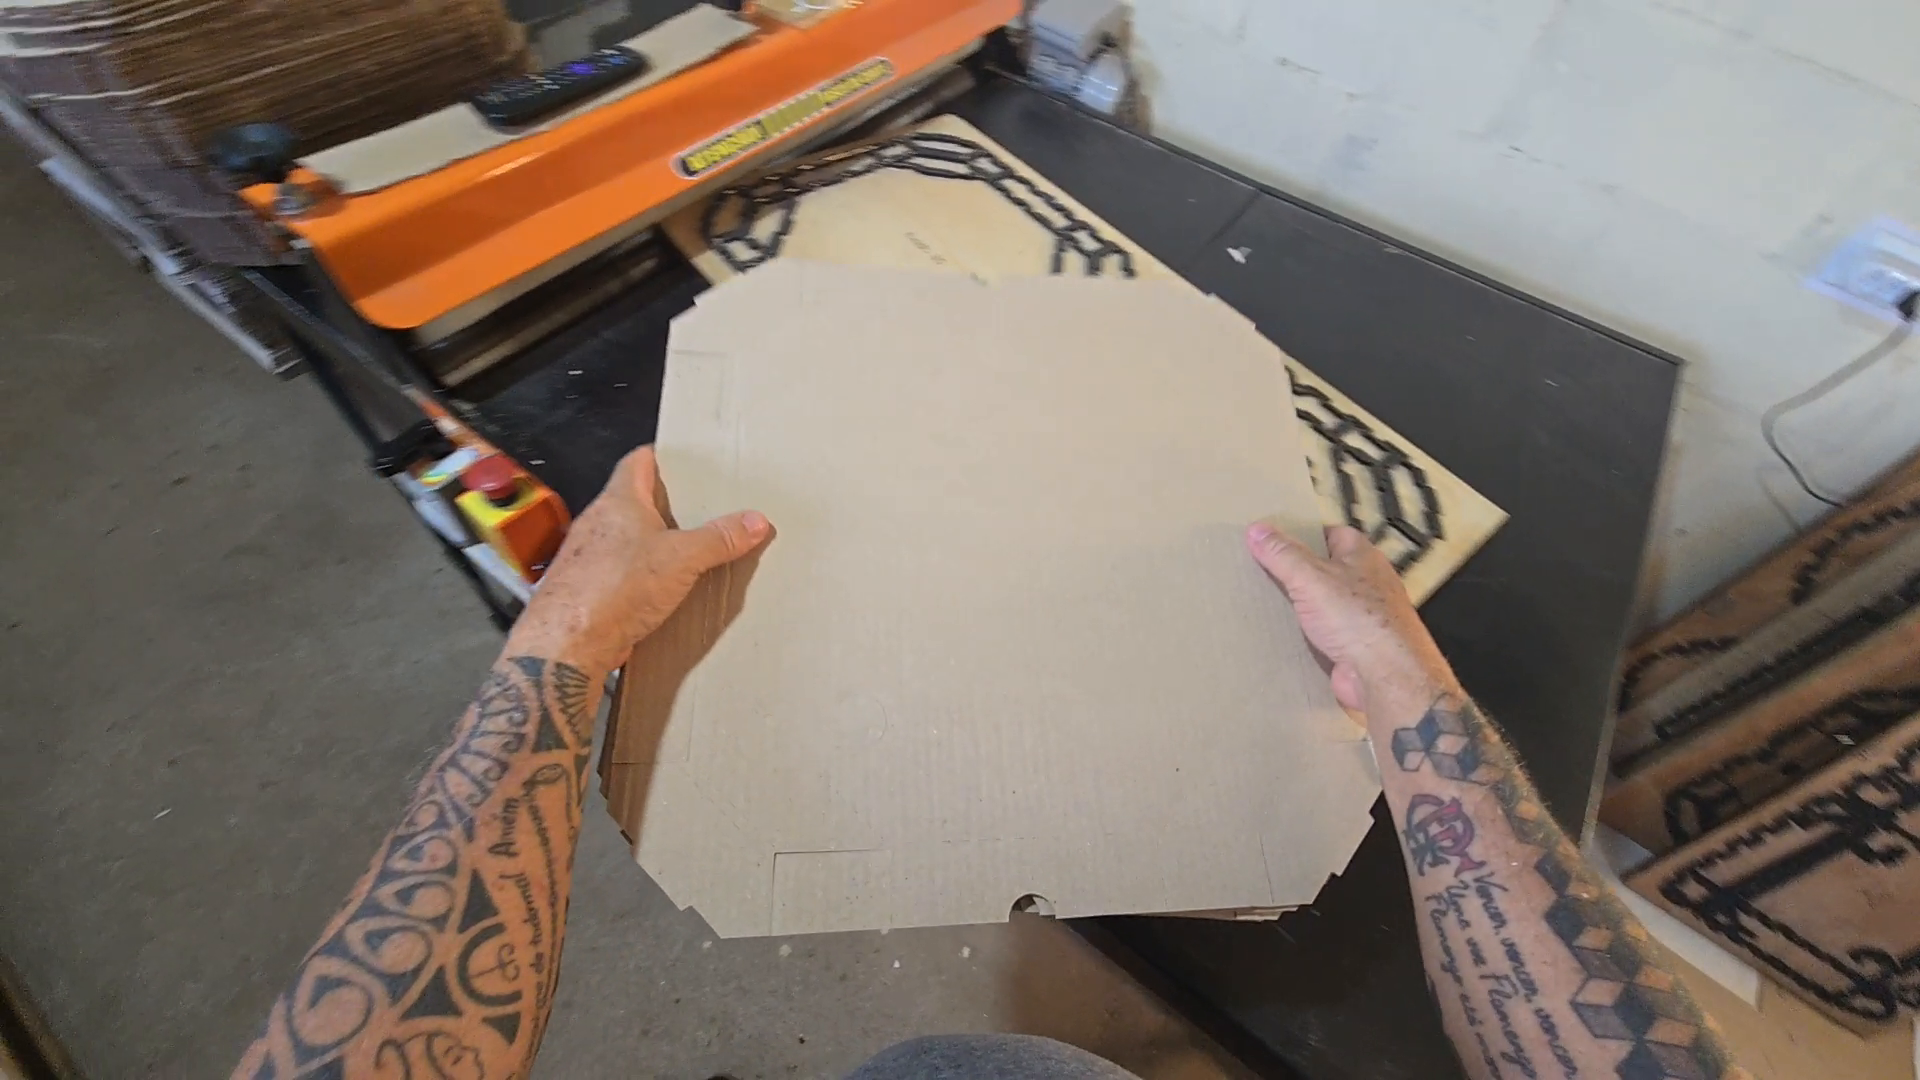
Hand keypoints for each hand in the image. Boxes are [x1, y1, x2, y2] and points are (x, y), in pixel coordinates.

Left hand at [506, 446, 770, 673]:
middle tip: (706, 505)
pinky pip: (626, 570)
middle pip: (637, 500)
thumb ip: (720, 538)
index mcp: (619, 501)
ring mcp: (591, 557)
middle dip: (670, 502)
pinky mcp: (591, 589)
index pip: (638, 461)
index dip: (662, 455)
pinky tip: (669, 586)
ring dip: (658, 540)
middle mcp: (599, 523)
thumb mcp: (683, 558)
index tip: (688, 458)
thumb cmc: (616, 588)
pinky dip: (648, 572)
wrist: (567, 645)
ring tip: (694, 545)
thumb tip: (757, 520)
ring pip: (630, 537)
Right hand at [1245, 523, 1460, 725]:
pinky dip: (1307, 631)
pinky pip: (1326, 629)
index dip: (1304, 535)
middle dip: (1297, 571)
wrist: (1385, 675)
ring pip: (1325, 601)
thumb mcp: (1310, 577)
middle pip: (1327, 567)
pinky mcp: (1356, 643)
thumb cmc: (1354, 617)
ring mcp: (1364, 614)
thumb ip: (1282, 553)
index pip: (1332, 534)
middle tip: (1263, 571)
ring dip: (1301, 603)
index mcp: (1363, 557)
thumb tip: (1256, 528)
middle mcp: (1368, 582)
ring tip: (1266, 601)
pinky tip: (1284, 633)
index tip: (1274, 541)